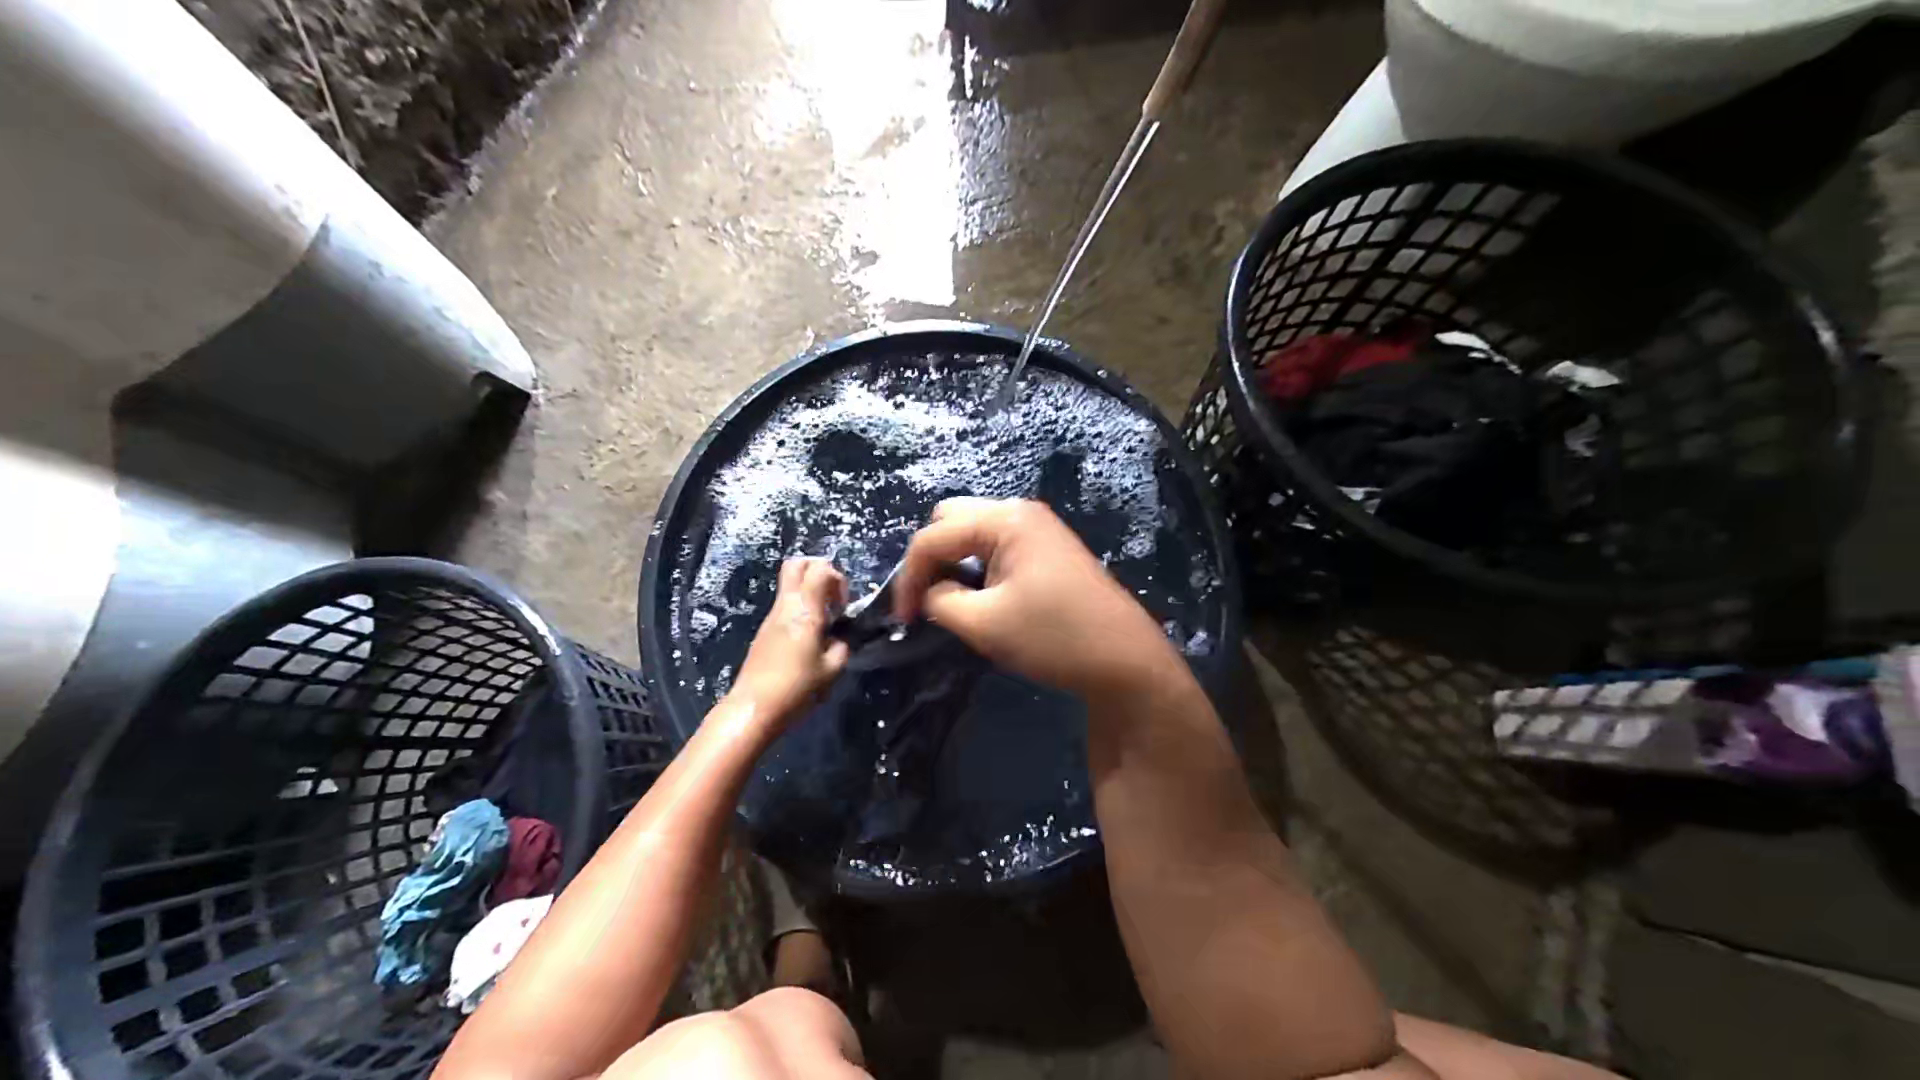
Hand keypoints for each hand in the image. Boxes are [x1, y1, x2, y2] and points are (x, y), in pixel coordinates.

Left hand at [729, 558, 850, 721]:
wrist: (753, 709)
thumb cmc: (797, 689)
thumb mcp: (833, 670)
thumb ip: (842, 646)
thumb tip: (840, 637)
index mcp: (805, 611)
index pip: (820, 569)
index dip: (837, 578)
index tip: (844, 605)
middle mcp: (786, 606)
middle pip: (797, 564)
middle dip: (820, 570)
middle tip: (833, 597)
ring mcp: (771, 617)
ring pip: (790, 585)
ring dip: (810, 592)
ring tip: (825, 622)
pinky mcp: (765, 631)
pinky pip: (785, 605)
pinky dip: (801, 608)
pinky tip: (809, 638)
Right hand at [891, 498, 1178, 699]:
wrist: (1124, 660)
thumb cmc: (1053, 637)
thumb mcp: (983, 623)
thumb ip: (940, 600)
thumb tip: (929, 593)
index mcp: (1005, 519)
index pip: (933, 535)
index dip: (909, 576)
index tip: (902, 620)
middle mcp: (1020, 512)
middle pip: (950, 520)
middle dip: (930, 558)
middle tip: (925, 601)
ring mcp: (1037, 528)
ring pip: (972, 531)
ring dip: (953, 561)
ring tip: (948, 602)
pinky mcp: (1047, 549)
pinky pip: (995, 545)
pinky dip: (976, 565)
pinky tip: (978, 596)